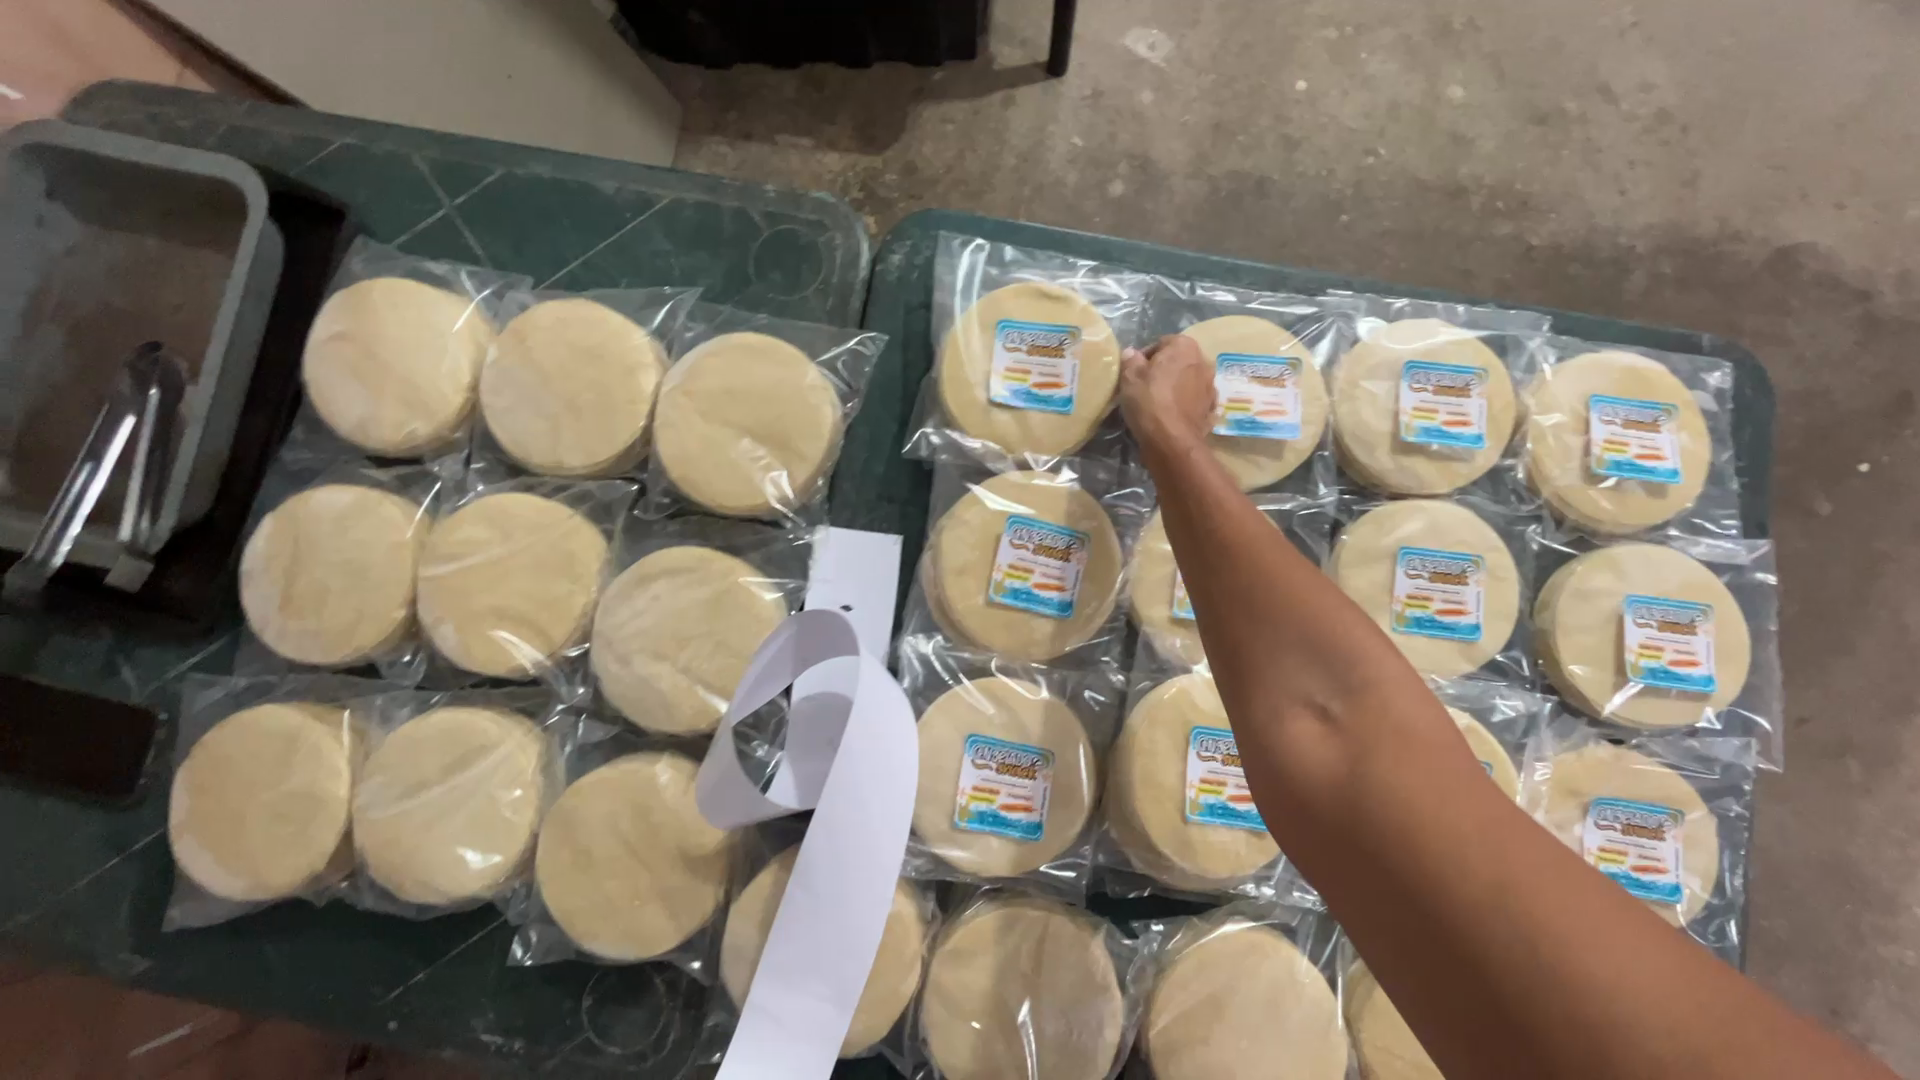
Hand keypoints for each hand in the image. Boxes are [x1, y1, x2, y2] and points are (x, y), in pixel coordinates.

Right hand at [1120, 334, 1214, 466]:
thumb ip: (1131, 360)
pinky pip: (1194, 400)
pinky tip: (1172, 414)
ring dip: (1176, 387)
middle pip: (1178, 361)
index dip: (1145, 357)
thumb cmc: (1149, 401)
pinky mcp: (1211, 408)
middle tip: (1145, 386)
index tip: (1134, 373)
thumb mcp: (1129, 377)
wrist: (1171, 440)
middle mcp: (1203, 361)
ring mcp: (1211, 386)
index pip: (1161, 343)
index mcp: (1184, 346)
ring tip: (1158, 402)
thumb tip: (1132, 353)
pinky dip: (1185, 404)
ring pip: (1188, 381)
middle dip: (1163, 370)